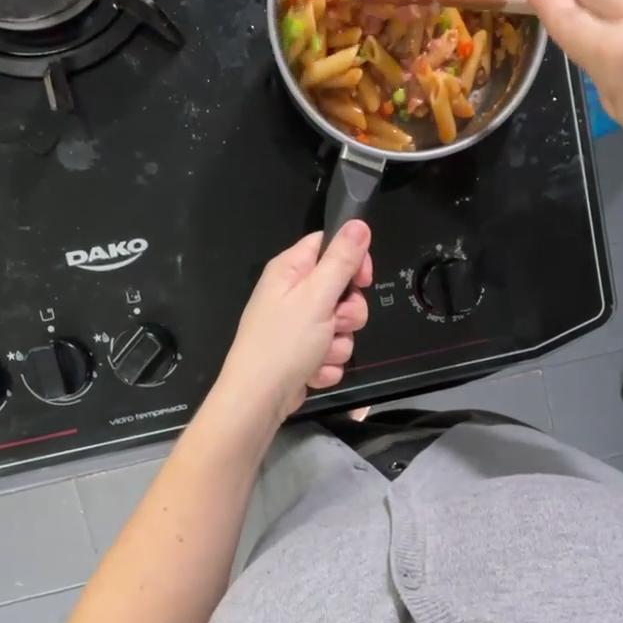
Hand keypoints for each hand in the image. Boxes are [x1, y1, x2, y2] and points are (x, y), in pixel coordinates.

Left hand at [212, 220, 373, 421]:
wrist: (259, 399)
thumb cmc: (284, 342)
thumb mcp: (317, 296)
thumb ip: (341, 260)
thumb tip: (359, 223)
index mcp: (290, 270)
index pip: (330, 247)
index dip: (352, 261)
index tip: (364, 280)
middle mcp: (292, 294)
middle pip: (342, 290)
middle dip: (348, 313)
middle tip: (335, 323)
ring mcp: (297, 326)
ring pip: (341, 327)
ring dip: (338, 344)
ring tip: (318, 354)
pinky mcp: (303, 354)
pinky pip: (331, 352)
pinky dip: (327, 364)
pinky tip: (312, 372)